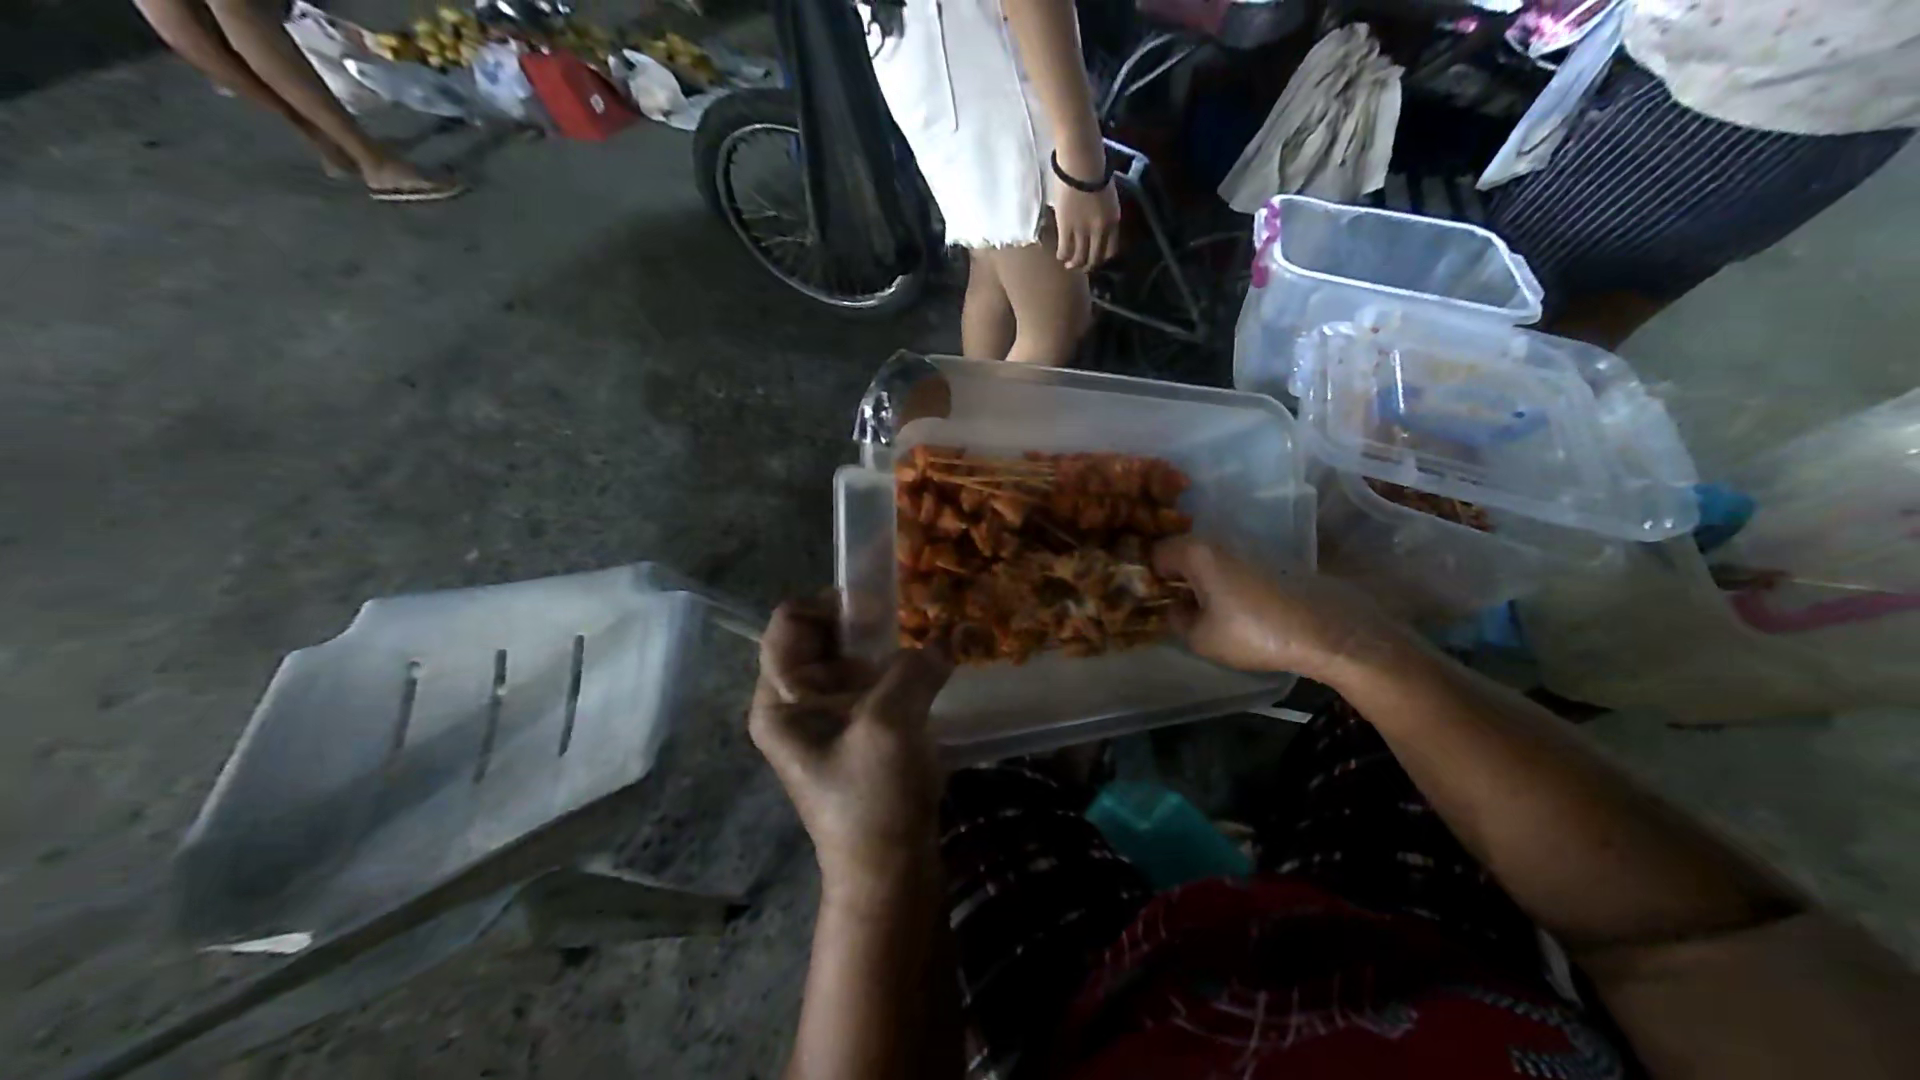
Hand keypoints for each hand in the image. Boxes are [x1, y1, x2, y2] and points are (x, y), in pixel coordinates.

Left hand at [750, 599, 952, 903]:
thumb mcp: (889, 724)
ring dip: (884, 648)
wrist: (888, 872)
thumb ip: (914, 669)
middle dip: (862, 625)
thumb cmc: (873, 797)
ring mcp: (826, 722)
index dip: (829, 604)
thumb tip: (947, 639)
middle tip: (905, 619)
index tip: (877, 606)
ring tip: (922, 643)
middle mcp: (795, 705)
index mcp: (780, 699)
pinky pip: (870, 687)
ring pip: (850, 662)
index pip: (788, 623)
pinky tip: (928, 672)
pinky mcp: (857, 736)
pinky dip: (895, 673)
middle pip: (820, 639)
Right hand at [1052, 180, 1120, 270]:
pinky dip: (1062, 255)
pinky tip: (1060, 255)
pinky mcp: (1067, 228)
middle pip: (1094, 258)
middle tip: (1080, 266)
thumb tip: (1095, 222)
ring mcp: (1083, 231)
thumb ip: (1103, 213)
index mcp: (1113, 221)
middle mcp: (1100, 230)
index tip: (1095, 258)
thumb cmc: (1094, 171)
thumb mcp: (1107, 196)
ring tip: (1068, 264)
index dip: (1102, 258)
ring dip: (1073, 263)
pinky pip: (1065, 250)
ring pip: (1079, 258)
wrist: (1082, 163)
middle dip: (1087, 265)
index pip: (1110, 250)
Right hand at [1153, 537, 1417, 684]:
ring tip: (1188, 609)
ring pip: (1204, 561)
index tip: (1140, 597)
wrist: (1323, 631)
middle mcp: (1218, 542)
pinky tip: (1219, 608)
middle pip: (1179, 553)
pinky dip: (1216, 583)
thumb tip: (1175, 608)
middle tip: (1160, 604)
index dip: (1143, 575)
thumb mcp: (1201, 638)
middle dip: (1167, 576)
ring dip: (1193, 580)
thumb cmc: (1253, 632)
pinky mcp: (1265, 562)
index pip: (1153, 554)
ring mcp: (1244, 549)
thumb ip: (1176, 619)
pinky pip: (1226, 567)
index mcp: (1195, 552)